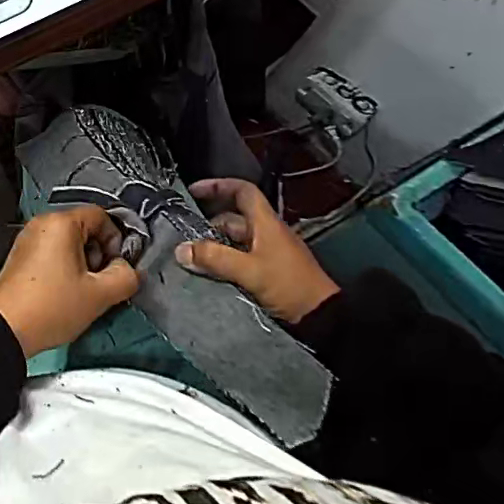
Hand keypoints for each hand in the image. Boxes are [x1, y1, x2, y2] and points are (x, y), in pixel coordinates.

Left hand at [0, 205, 138, 356]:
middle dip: (99, 253)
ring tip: (82, 290)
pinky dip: (64, 267)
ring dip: (83, 262)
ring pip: (69, 242)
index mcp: (61, 223)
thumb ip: (126, 276)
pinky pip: (52, 252)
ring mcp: (28, 240)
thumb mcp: (100, 294)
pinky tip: (64, 292)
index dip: (116, 240)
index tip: (117, 265)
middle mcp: (42, 224)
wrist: (6, 330)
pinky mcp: (20, 257)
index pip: (102, 216)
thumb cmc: (52, 307)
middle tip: (100, 281)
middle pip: (85, 228)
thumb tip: (129, 270)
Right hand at [179, 178, 339, 323]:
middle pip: (232, 218)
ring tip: (190, 257)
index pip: (242, 191)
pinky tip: (207, 273)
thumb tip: (181, 249)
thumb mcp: (249, 271)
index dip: (218, 186)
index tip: (194, 191)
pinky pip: (239, 258)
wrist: (322, 317)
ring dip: (213, 246)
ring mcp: (267, 252)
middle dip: (208, 225)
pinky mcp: (267, 271)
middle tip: (184, 236)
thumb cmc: (288, 285)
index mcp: (265, 223)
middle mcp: (265, 232)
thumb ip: (215, 259)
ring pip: (234, 241)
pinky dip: (222, 262)